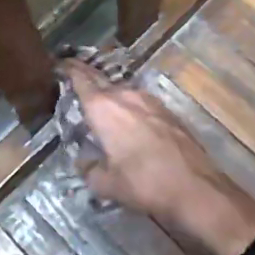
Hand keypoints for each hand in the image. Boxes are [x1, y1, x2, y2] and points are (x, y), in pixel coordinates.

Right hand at [62, 60, 254, 254]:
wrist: (196, 189)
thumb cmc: (144, 183)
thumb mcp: (105, 183)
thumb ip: (88, 168)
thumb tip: (84, 160)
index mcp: (103, 108)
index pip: (79, 78)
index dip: (67, 69)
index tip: (58, 65)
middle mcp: (125, 96)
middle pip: (100, 79)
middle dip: (85, 76)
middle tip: (73, 77)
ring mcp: (151, 101)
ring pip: (122, 90)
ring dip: (109, 93)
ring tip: (100, 103)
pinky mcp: (169, 112)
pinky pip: (140, 101)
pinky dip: (129, 105)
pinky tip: (129, 119)